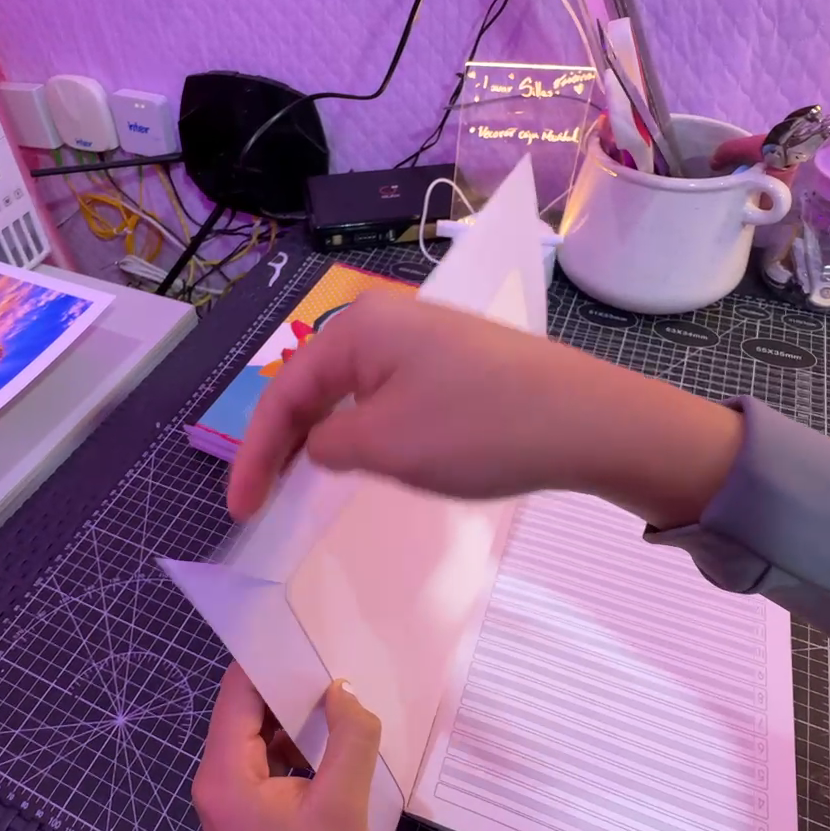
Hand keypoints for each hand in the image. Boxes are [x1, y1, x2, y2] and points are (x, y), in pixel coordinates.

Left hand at [193, 663, 379, 830]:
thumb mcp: (343, 806)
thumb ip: (350, 738)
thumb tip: (344, 690)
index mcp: (224, 773)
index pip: (238, 690)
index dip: (271, 658)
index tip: (309, 635)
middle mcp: (218, 780)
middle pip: (247, 709)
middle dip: (289, 685)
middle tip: (333, 662)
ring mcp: (231, 800)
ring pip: (259, 735)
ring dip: (295, 717)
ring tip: (338, 695)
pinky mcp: (250, 816)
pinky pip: (268, 762)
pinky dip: (296, 746)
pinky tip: (331, 740)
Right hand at [227, 292, 743, 527]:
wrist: (589, 420)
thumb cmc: (477, 429)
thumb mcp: (384, 446)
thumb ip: (328, 444)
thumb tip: (321, 442)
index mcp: (355, 329)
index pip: (282, 393)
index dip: (254, 455)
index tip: (240, 509)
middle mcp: (383, 321)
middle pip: (312, 386)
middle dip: (285, 443)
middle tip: (267, 497)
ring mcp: (422, 337)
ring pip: (350, 392)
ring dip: (323, 437)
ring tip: (307, 482)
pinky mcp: (451, 359)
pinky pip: (386, 393)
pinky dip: (364, 429)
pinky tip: (368, 455)